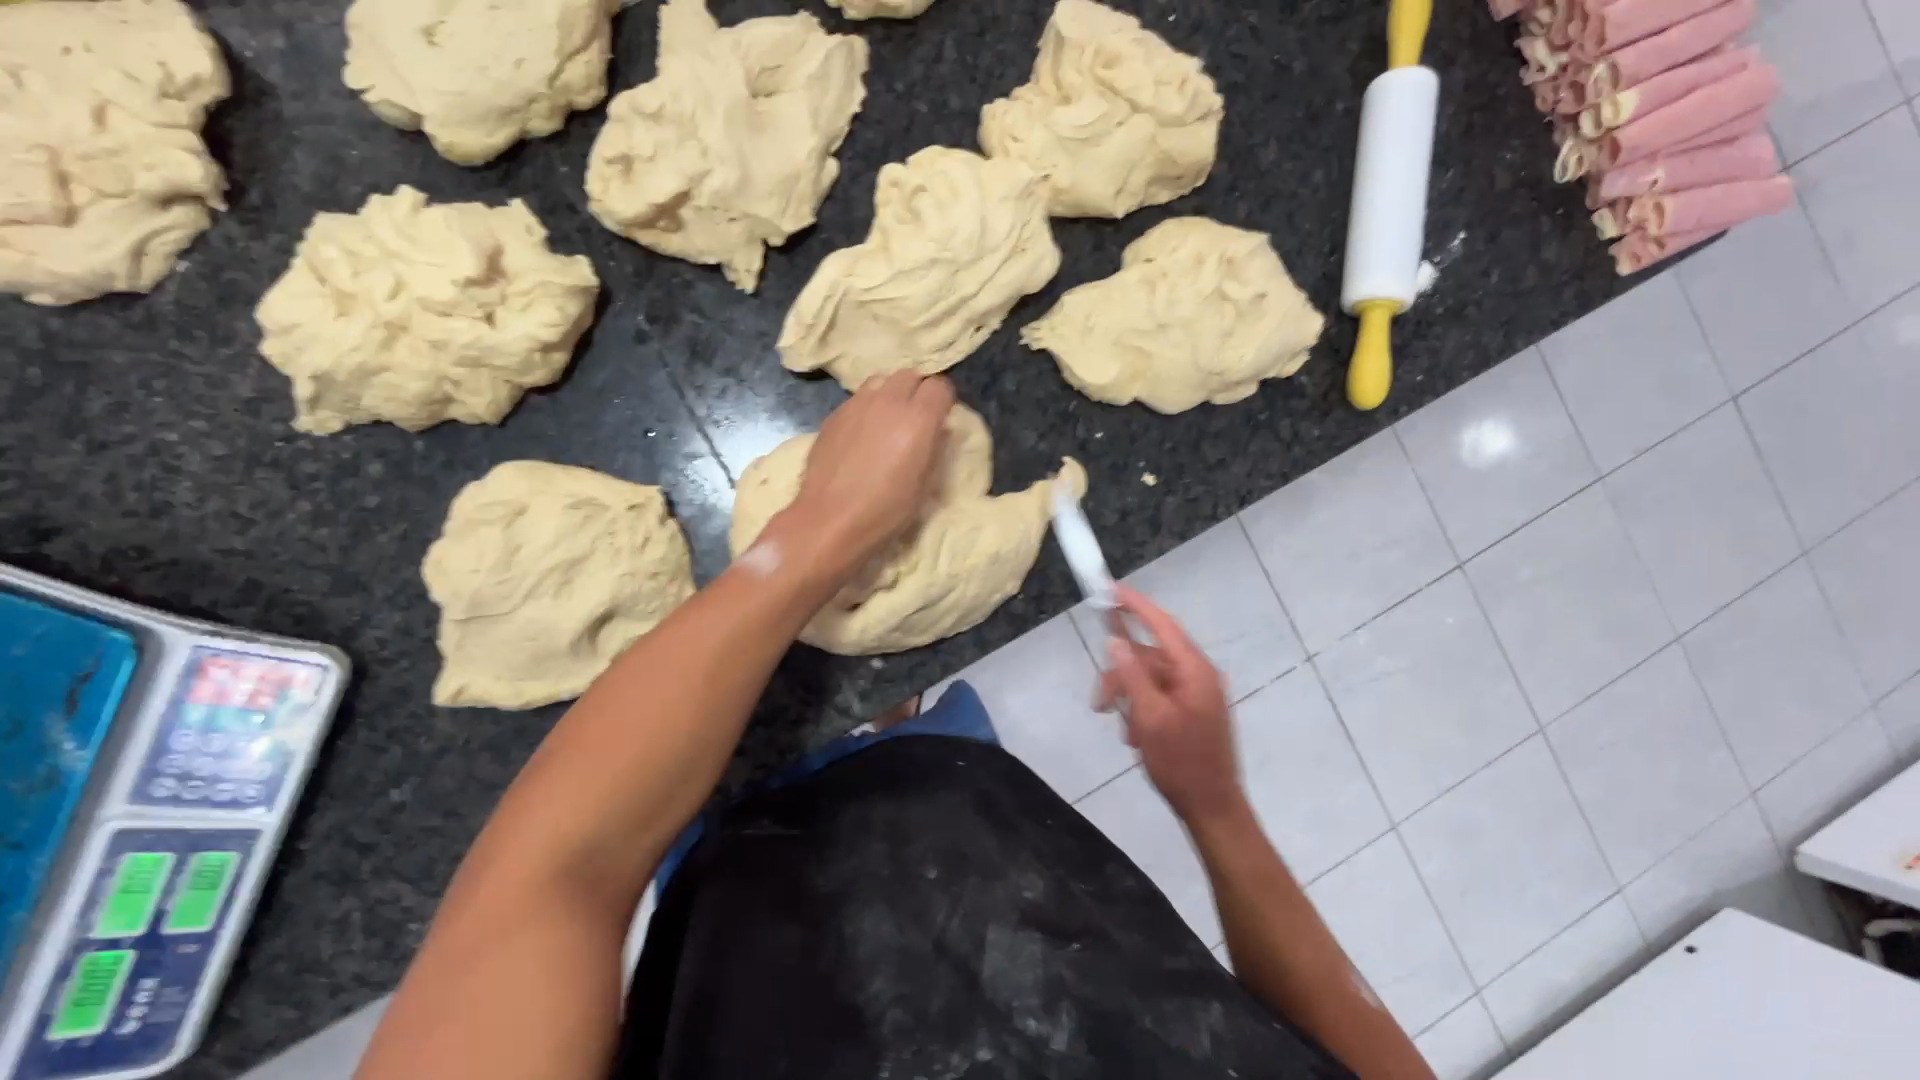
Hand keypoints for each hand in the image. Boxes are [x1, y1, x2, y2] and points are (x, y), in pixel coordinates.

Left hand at [787, 370, 954, 577]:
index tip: (941, 418)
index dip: (943, 401)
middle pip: (909, 375)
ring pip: (880, 381)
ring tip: (887, 421)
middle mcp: (888, 402)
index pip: (940, 386)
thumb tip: (939, 430)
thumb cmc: (886, 510)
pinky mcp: (833, 416)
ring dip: (890, 394)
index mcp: (918, 419)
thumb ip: (936, 448)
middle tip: (916, 417)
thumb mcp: (925, 485)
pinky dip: (866, 409)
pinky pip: (857, 400)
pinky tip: (861, 436)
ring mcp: (856, 405)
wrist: (830, 520)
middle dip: (917, 391)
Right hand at [1095, 584, 1244, 823]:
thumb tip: (1115, 641)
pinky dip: (1142, 709)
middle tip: (1099, 703)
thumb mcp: (1150, 718)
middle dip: (1121, 674)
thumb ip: (1132, 676)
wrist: (1212, 807)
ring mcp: (1198, 694)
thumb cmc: (1181, 763)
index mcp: (1194, 670)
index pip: (1161, 624)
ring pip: (1151, 678)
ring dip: (1130, 697)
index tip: (1109, 589)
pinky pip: (1159, 695)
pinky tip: (1135, 735)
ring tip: (1123, 730)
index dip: (1134, 605)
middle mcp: (1199, 675)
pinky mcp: (1193, 711)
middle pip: (1150, 656)